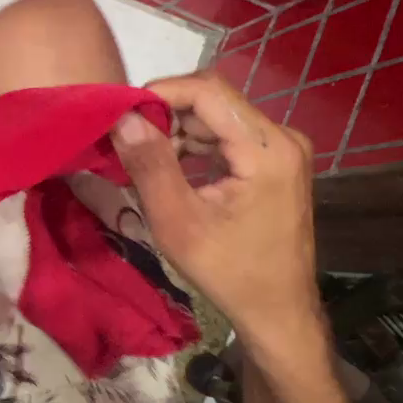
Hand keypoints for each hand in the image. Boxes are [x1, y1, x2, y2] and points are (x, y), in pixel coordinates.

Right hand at [109, 71, 322, 361]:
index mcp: (267, 149)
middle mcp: (282, 138)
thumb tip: (121, 116)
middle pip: (212, 101)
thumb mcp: (176, 220)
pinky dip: (192, 146)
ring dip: (175, 132)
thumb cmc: (227, 270)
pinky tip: (169, 171)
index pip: (208, 91)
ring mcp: (281, 149)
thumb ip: (150, 164)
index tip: (121, 115)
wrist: (277, 310)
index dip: (160, 93)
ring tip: (143, 163)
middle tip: (126, 143)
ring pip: (216, 117)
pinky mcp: (274, 162)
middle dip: (164, 115)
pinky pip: (226, 136)